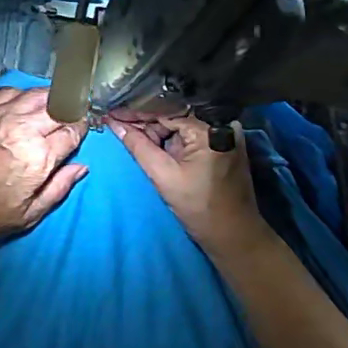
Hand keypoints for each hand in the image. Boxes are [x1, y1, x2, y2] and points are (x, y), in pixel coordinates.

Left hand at [0, 87, 88, 255]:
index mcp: (37, 155)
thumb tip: (79, 168)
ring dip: (50, 99)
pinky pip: (9, 92)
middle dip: (71, 110)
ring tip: (54, 108)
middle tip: (73, 118)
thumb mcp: (26, 216)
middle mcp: (21, 126)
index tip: (82, 133)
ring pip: (35, 93)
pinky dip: (23, 95)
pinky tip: (24, 104)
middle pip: (58, 106)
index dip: (82, 131)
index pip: (72, 131)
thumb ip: (57, 189)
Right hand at [108, 111, 270, 256]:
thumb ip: (139, 147)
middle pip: (174, 118)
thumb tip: (115, 124)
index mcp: (210, 129)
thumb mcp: (164, 176)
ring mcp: (226, 135)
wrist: (235, 235)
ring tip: (131, 136)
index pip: (166, 112)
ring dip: (158, 134)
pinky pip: (192, 137)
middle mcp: (222, 125)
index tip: (112, 114)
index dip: (136, 114)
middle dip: (146, 125)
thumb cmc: (200, 208)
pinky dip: (172, 141)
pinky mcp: (225, 146)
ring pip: (181, 127)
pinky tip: (151, 144)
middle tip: (118, 127)